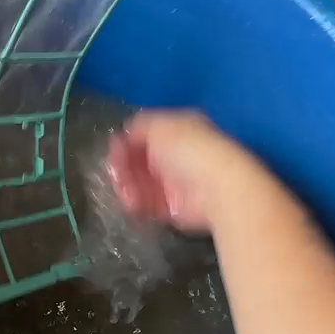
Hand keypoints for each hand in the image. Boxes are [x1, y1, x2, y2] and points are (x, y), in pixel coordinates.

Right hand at [105, 110, 304, 233]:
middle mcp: (177, 155)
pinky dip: (137, 204)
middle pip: (140, 161)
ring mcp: (177, 182)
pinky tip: (132, 203)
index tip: (114, 148)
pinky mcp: (175, 208)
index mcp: (178, 130)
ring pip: (141, 183)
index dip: (126, 141)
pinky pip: (149, 204)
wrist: (220, 188)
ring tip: (125, 192)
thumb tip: (125, 134)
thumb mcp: (160, 125)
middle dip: (124, 167)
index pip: (144, 135)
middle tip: (116, 173)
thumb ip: (138, 127)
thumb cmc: (189, 149)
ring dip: (127, 186)